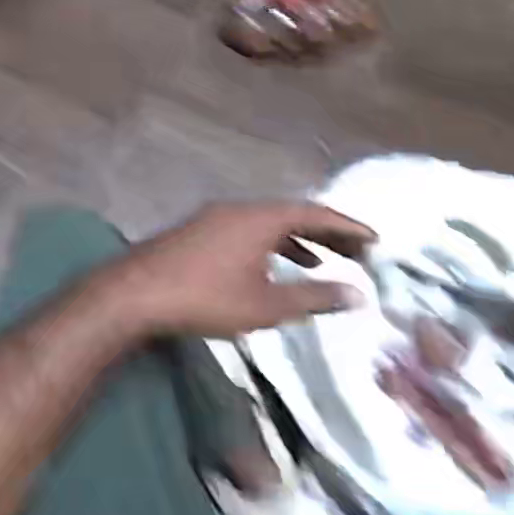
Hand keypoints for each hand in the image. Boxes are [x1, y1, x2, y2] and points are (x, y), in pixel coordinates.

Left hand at [114, 200, 375, 337]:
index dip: (346, 225)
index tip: (377, 240)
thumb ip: (315, 296)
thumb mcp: (268, 304)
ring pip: (263, 222)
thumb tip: (357, 293)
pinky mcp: (193, 233)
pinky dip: (268, 244)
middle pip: (287, 213)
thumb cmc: (206, 297)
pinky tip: (277, 269)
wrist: (135, 292)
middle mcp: (232, 210)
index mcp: (254, 218)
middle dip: (325, 231)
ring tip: (326, 262)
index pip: (310, 211)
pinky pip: (242, 230)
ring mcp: (208, 219)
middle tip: (360, 253)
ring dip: (296, 239)